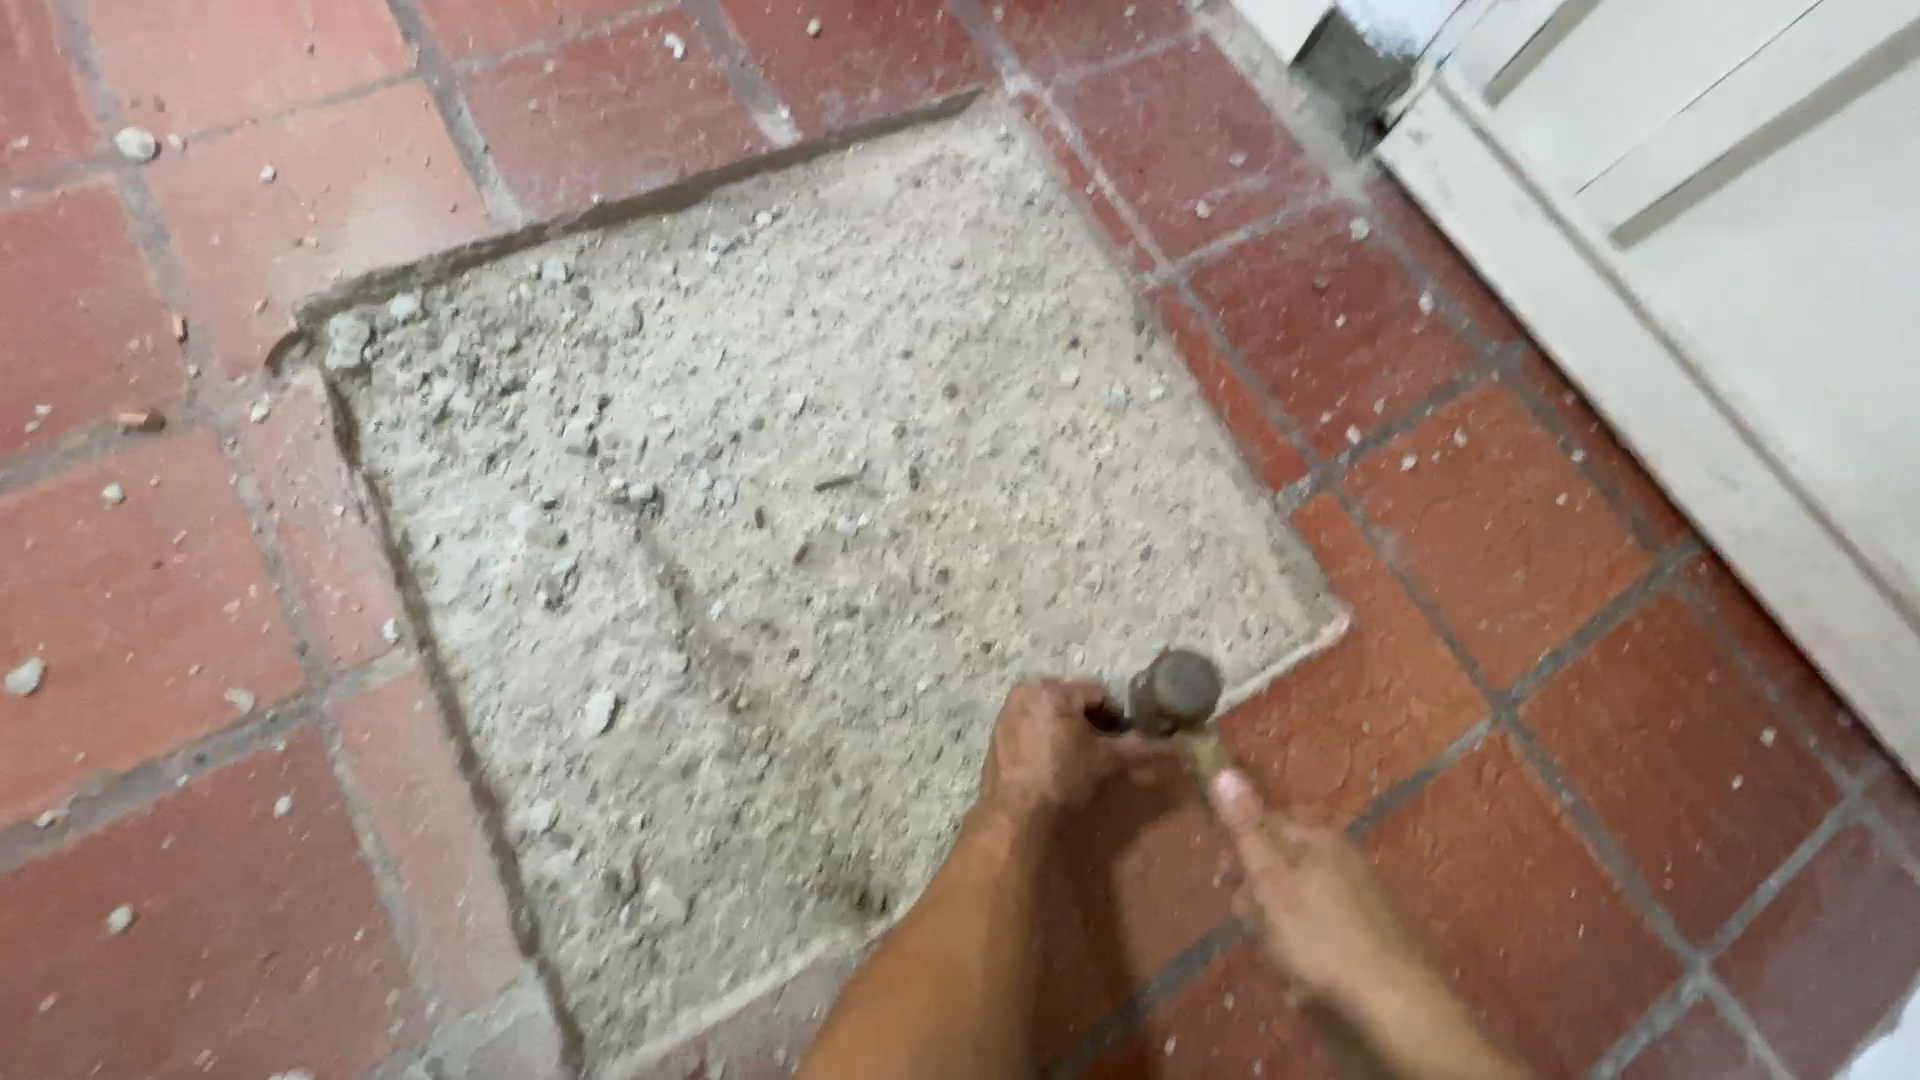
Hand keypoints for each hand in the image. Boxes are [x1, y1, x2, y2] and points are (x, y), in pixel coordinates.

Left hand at [976, 677, 1153, 824]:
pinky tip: (1051, 761)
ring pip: (1049, 710)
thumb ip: (1138, 748)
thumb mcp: (1105, 761)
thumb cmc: (1064, 780)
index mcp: (1052, 690)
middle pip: (1071, 699)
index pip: (1097, 693)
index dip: (1114, 715)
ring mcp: (1008, 711)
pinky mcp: (997, 731)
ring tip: (1076, 756)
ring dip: (1065, 726)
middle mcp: (1026, 692)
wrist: (1017, 814)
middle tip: (1098, 748)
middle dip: (1088, 720)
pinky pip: (1030, 723)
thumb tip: (1177, 749)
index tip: (1120, 739)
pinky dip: (1044, 734)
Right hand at [1207, 769, 1426, 1007]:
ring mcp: (1361, 889)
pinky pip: (1323, 919)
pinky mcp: (1372, 924)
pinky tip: (1305, 967)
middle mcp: (1341, 853)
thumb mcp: (1271, 880)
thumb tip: (1224, 770)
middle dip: (1259, 893)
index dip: (1239, 851)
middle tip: (1254, 927)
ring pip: (1299, 894)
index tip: (1226, 883)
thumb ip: (1246, 828)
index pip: (1263, 823)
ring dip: (1280, 922)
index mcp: (1316, 837)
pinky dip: (1307, 938)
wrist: (1397, 1001)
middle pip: (1281, 861)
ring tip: (1280, 955)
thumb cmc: (1321, 937)